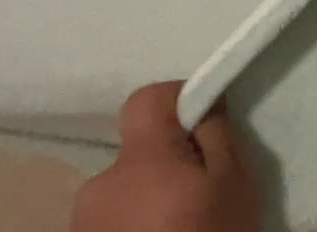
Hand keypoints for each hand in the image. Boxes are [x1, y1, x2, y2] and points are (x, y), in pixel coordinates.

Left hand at [70, 81, 261, 231]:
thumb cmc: (210, 230)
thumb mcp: (235, 178)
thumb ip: (216, 134)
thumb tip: (203, 102)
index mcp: (139, 160)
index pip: (146, 100)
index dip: (180, 97)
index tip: (209, 118)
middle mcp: (98, 184)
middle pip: (140, 149)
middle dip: (174, 156)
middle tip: (209, 181)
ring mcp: (82, 221)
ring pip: (128, 184)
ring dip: (155, 190)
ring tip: (187, 217)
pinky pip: (116, 213)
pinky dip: (141, 216)